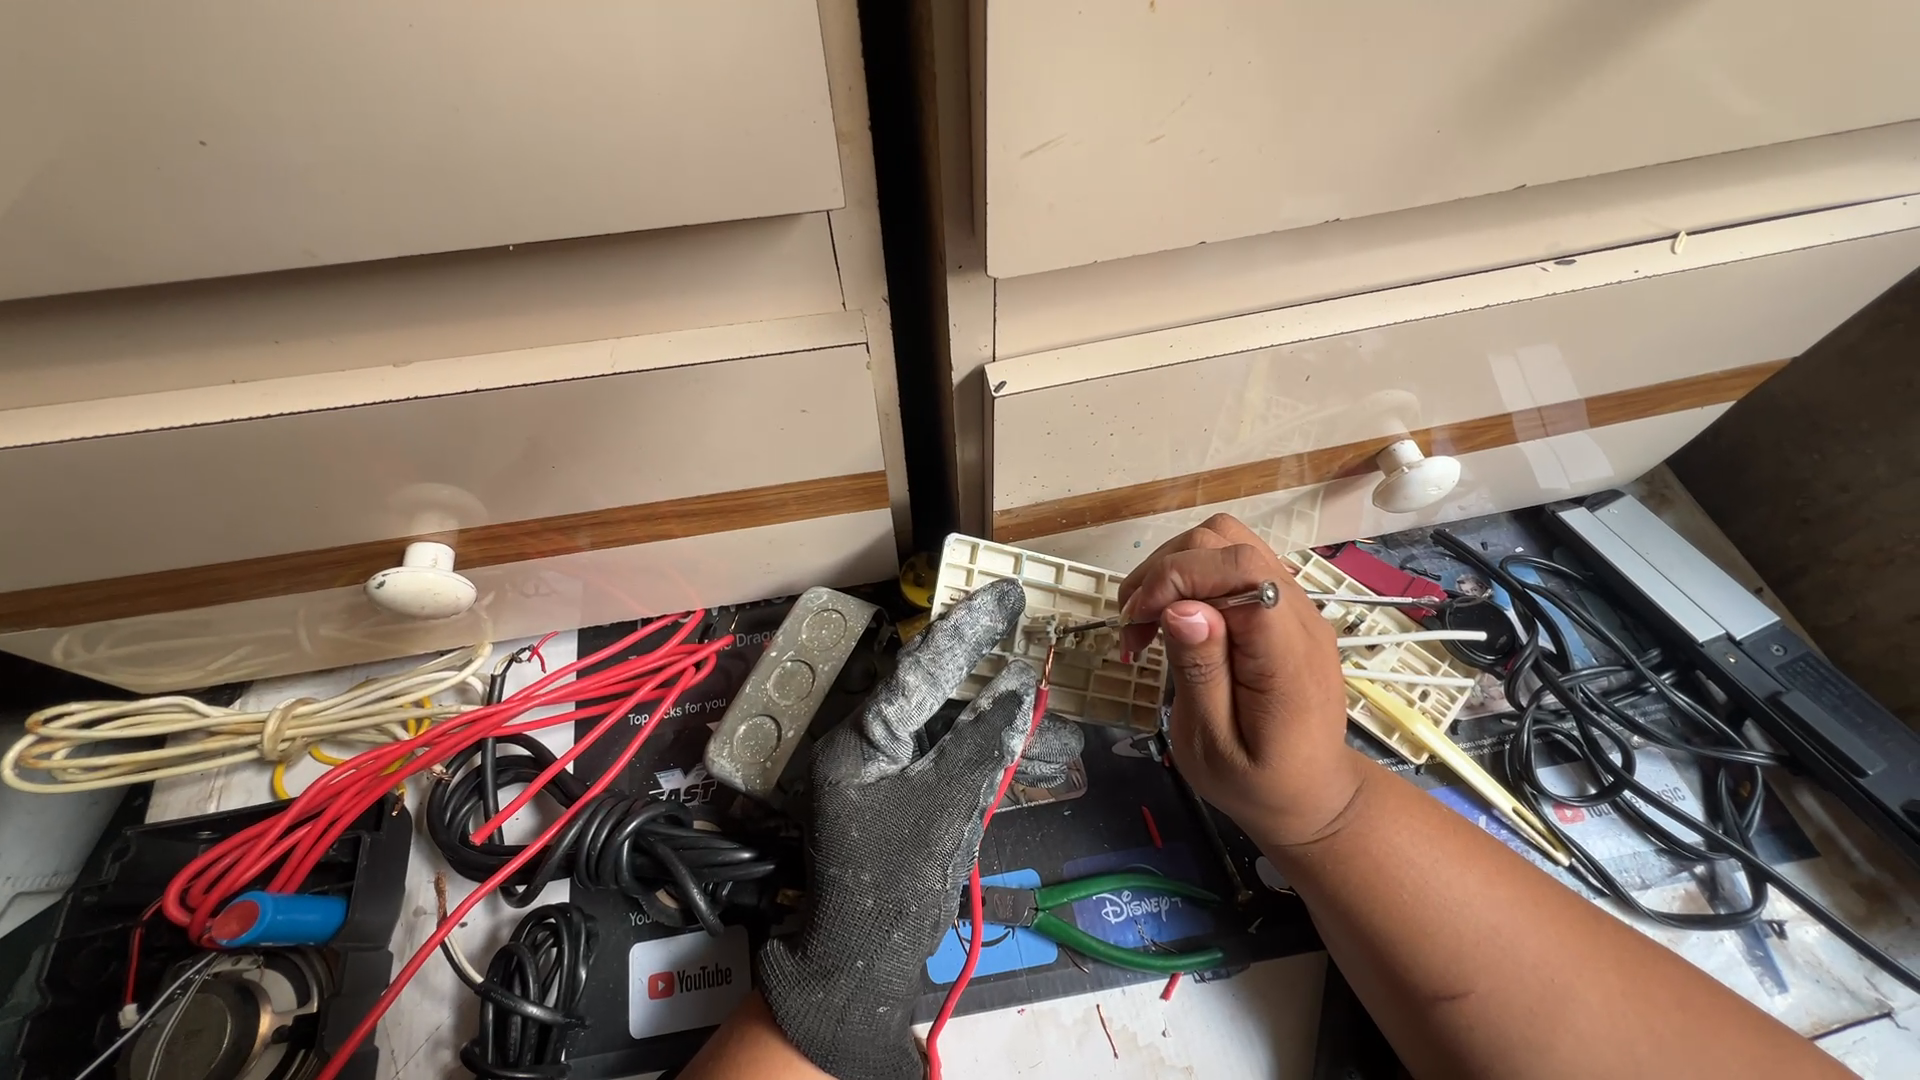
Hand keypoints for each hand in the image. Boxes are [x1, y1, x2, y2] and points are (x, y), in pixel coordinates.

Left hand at [759, 578, 1055, 1079]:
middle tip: (1031, 634)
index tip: (1007, 596)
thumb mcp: (948, 803)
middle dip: (994, 675)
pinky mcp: (914, 799)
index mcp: (863, 736)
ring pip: (958, 731)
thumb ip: (984, 739)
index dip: (969, 628)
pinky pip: (958, 765)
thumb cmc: (896, 882)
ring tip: (1063, 731)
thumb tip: (1019, 685)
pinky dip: (998, 763)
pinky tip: (1045, 762)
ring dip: (1010, 732)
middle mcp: (873, 745)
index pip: (921, 666)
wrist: (864, 966)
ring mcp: (894, 773)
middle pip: (942, 694)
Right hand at [1118, 514, 1360, 848]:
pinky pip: (1231, 563)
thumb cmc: (1258, 781)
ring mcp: (1292, 604)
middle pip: (1225, 541)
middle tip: (1133, 627)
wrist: (1310, 795)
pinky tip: (1172, 616)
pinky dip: (1189, 576)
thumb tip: (1182, 607)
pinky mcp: (1278, 606)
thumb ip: (1201, 672)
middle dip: (1164, 571)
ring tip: (1146, 618)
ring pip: (1225, 540)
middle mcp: (1297, 614)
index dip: (1176, 577)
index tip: (1137, 621)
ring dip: (1173, 568)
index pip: (1238, 569)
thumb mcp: (1213, 744)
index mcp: (1286, 653)